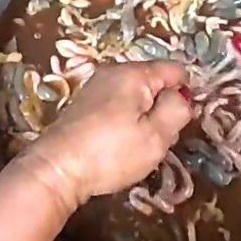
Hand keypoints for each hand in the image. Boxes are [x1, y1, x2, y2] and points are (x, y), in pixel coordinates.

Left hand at [20, 60, 191, 208]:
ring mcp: (97, 85)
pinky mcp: (84, 103)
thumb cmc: (110, 152)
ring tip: (137, 146)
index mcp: (135, 73)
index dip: (186, 94)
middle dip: (163, 107)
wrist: (55, 169)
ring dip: (144, 116)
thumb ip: (177, 110)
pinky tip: (118, 145)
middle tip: (158, 139)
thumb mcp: (156, 136)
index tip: (180, 123)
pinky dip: (125, 120)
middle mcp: (115, 70)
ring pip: (136, 94)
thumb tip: (180, 96)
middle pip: (155, 81)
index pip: (176, 70)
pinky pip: (118, 103)